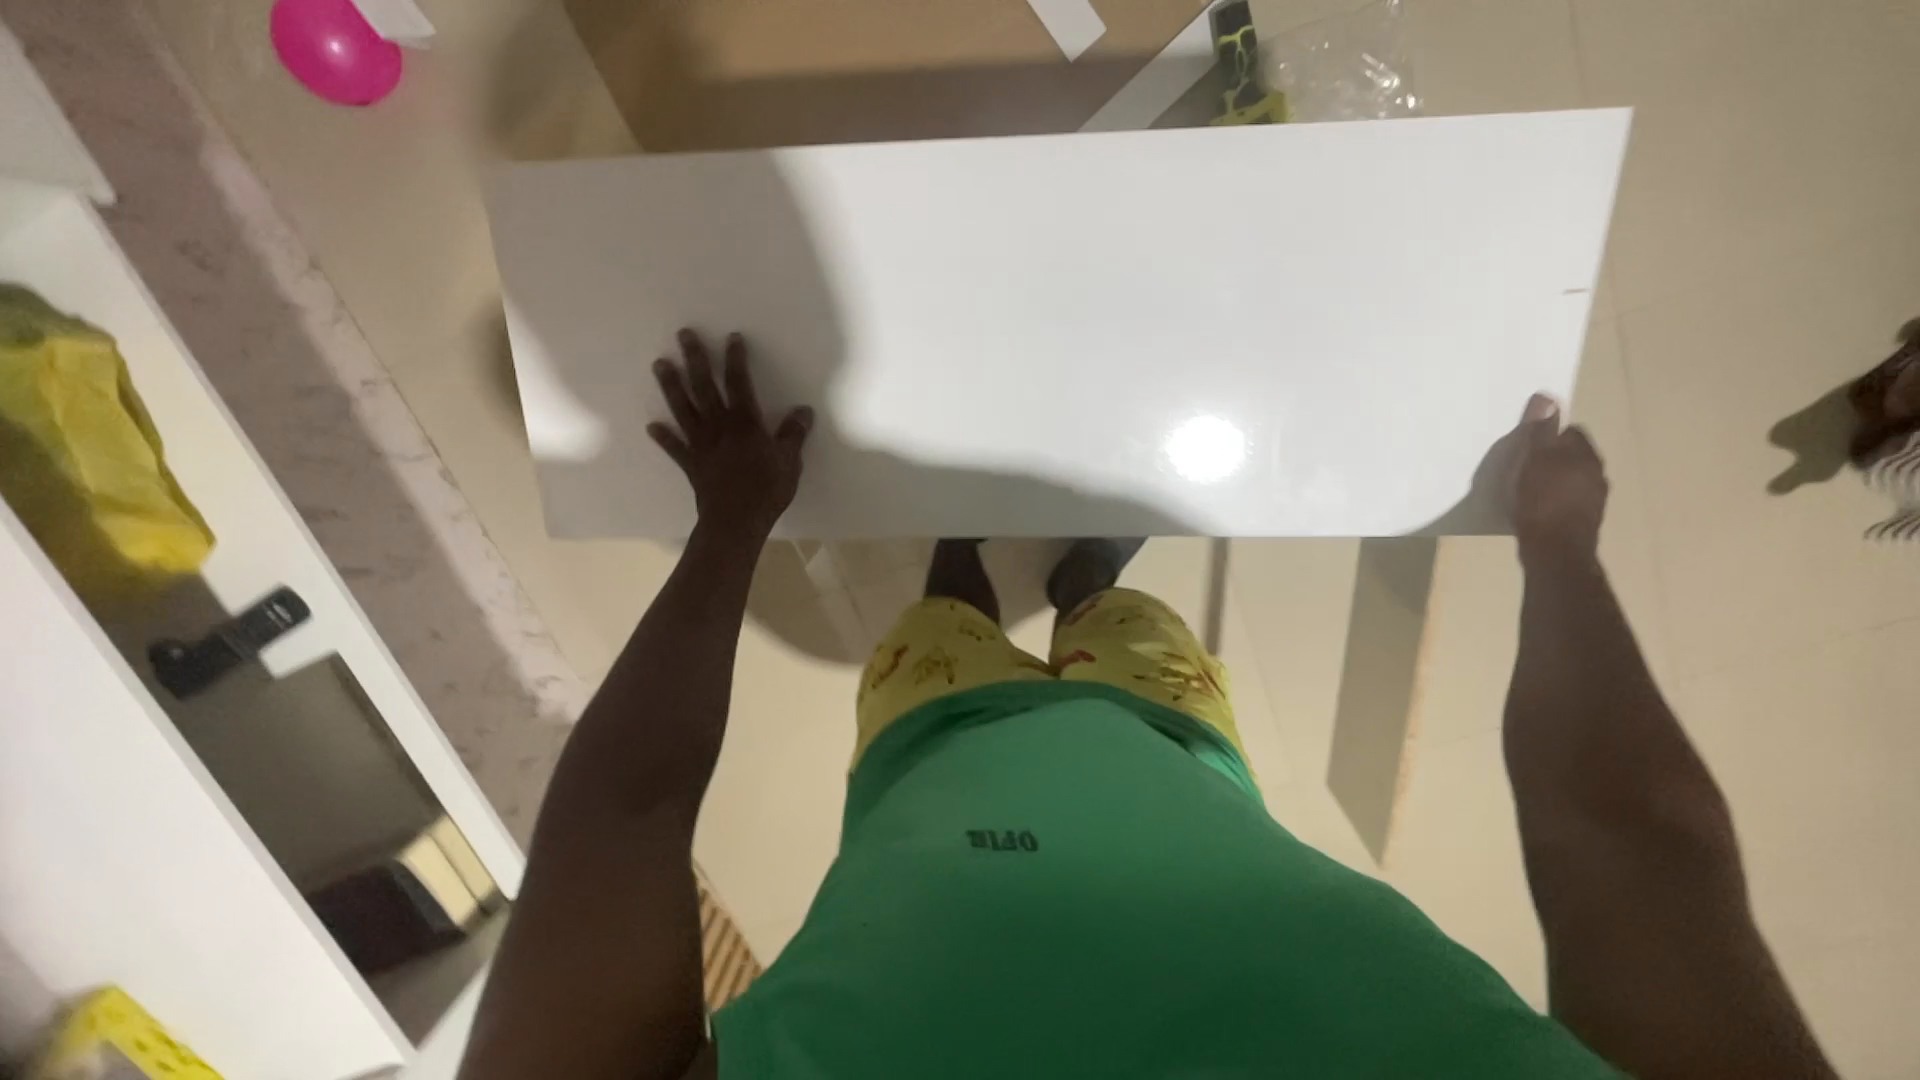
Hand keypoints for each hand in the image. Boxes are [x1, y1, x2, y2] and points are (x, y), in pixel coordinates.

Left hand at [648, 329, 812, 537]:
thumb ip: (793, 434)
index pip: (740, 383)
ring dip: (671, 386)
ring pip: (684, 409)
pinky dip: (664, 437)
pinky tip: (652, 426)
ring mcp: (701, 445)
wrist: (736, 521)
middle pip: (704, 387)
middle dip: (695, 360)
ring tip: (660, 364)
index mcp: (745, 423)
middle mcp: (719, 427)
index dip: (736, 360)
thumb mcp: (789, 461)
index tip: (731, 338)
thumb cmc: (766, 490)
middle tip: (684, 335)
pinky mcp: (691, 465)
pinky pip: (675, 447)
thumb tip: (803, 411)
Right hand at [1509, 393, 1607, 560]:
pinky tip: (1535, 509)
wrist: (1554, 550)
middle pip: (1573, 456)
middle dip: (1552, 456)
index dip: (1550, 434)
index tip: (1527, 443)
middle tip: (1523, 464)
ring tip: (1526, 488)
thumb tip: (1547, 396)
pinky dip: (1552, 501)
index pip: (1572, 431)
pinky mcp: (1582, 522)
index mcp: (1585, 456)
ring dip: (1553, 480)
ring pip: (1571, 480)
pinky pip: (1567, 502)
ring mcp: (1592, 500)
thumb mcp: (1534, 459)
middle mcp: (1596, 474)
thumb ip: (1540, 430)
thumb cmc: (1541, 500)